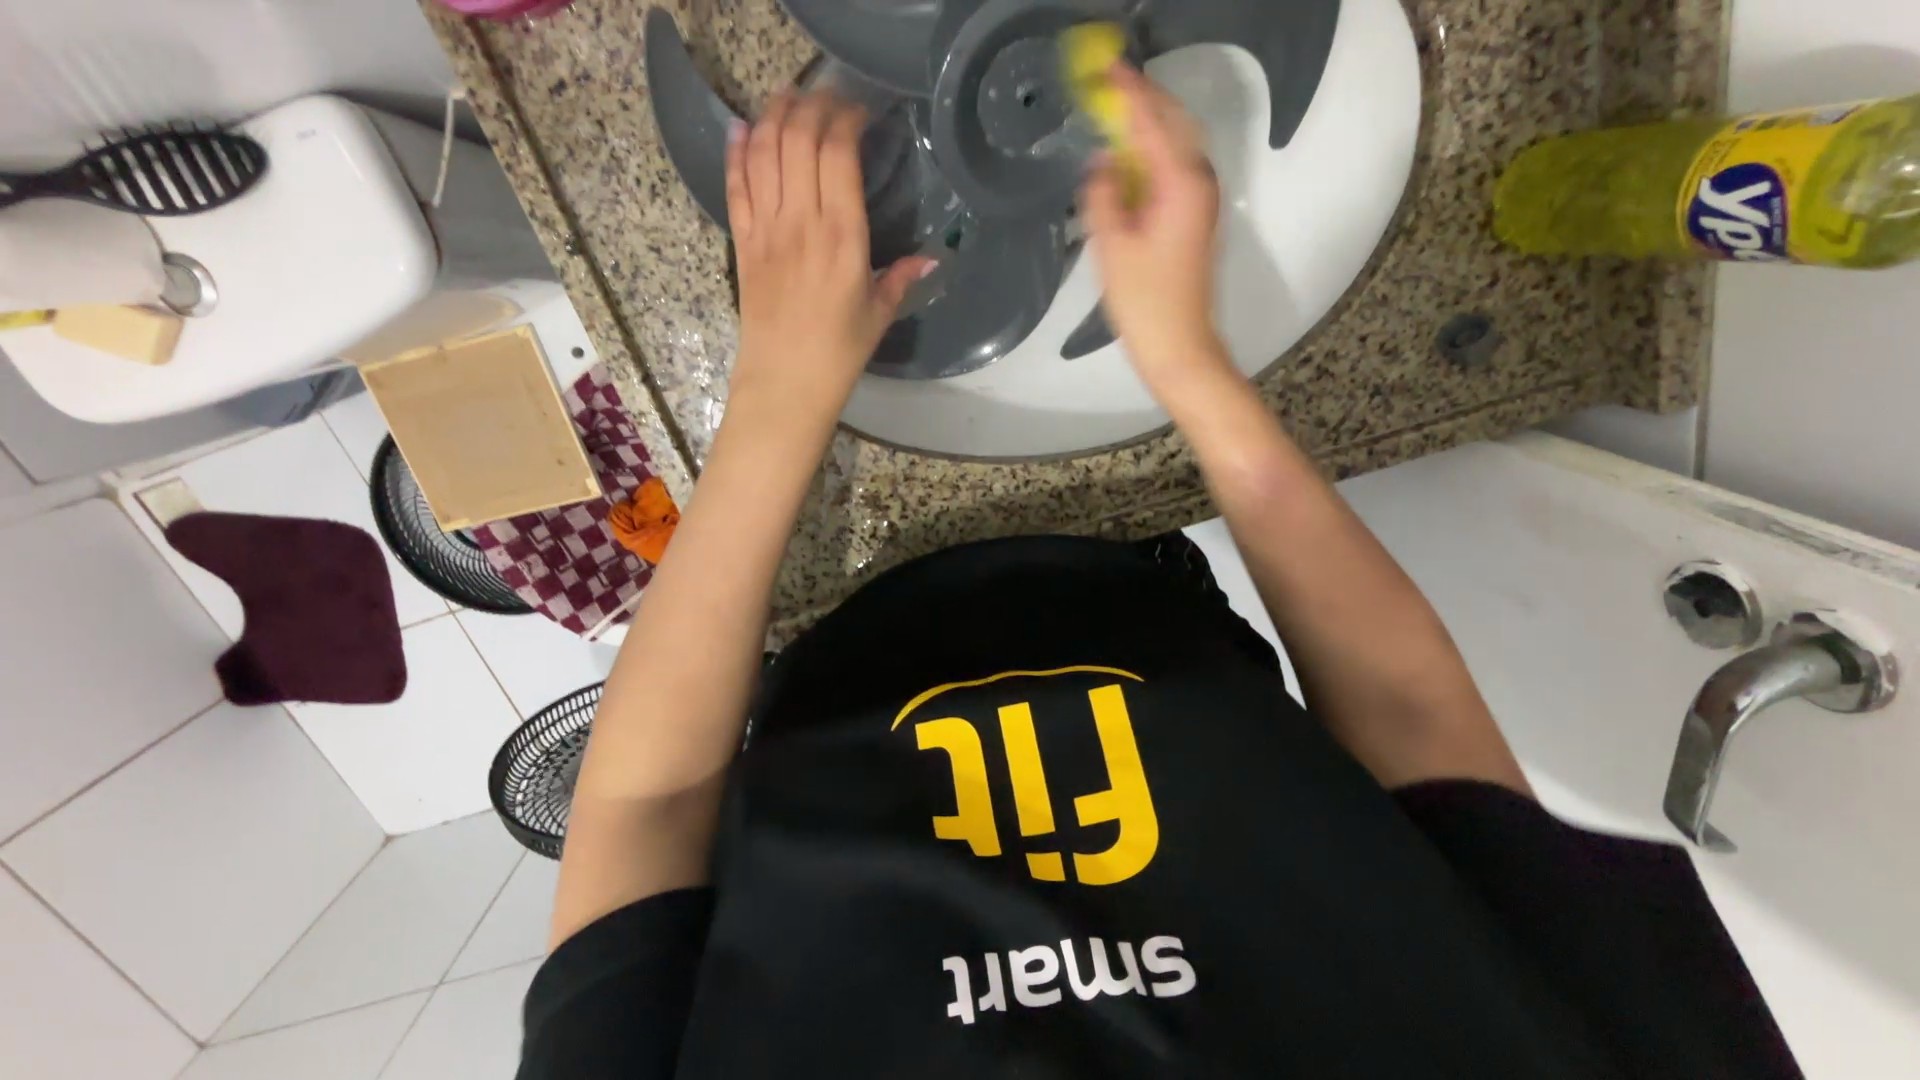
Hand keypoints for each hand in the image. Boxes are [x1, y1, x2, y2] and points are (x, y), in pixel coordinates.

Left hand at [724, 91, 935, 432]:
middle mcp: (802, 221)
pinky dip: (738, 151)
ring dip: (774, 115)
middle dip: (812, 105)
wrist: (785, 383)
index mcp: (843, 236)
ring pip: (763, 151)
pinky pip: (736, 185)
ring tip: (788, 98)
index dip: (846, 118)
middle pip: (798, 138)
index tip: (860, 112)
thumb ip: (901, 278)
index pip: (838, 152)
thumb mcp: (879, 314)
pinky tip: (744, 129)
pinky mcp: (743, 242)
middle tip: (827, 99)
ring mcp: (767, 229)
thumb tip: (930, 259)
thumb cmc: (838, 352)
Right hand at [1081, 64, 1227, 388]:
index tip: (1105, 68)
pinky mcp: (1195, 219)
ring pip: (1175, 147)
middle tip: (1107, 87)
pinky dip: (1151, 157)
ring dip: (1147, 129)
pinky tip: (1127, 163)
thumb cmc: (1145, 302)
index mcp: (1181, 183)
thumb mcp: (1111, 245)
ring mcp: (1202, 201)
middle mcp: (1200, 183)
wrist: (1179, 346)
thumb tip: (1103, 163)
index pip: (1152, 120)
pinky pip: (1173, 171)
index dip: (1127, 91)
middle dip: (1141, 103)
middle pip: (1173, 124)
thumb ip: (1103, 193)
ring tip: (1112, 118)